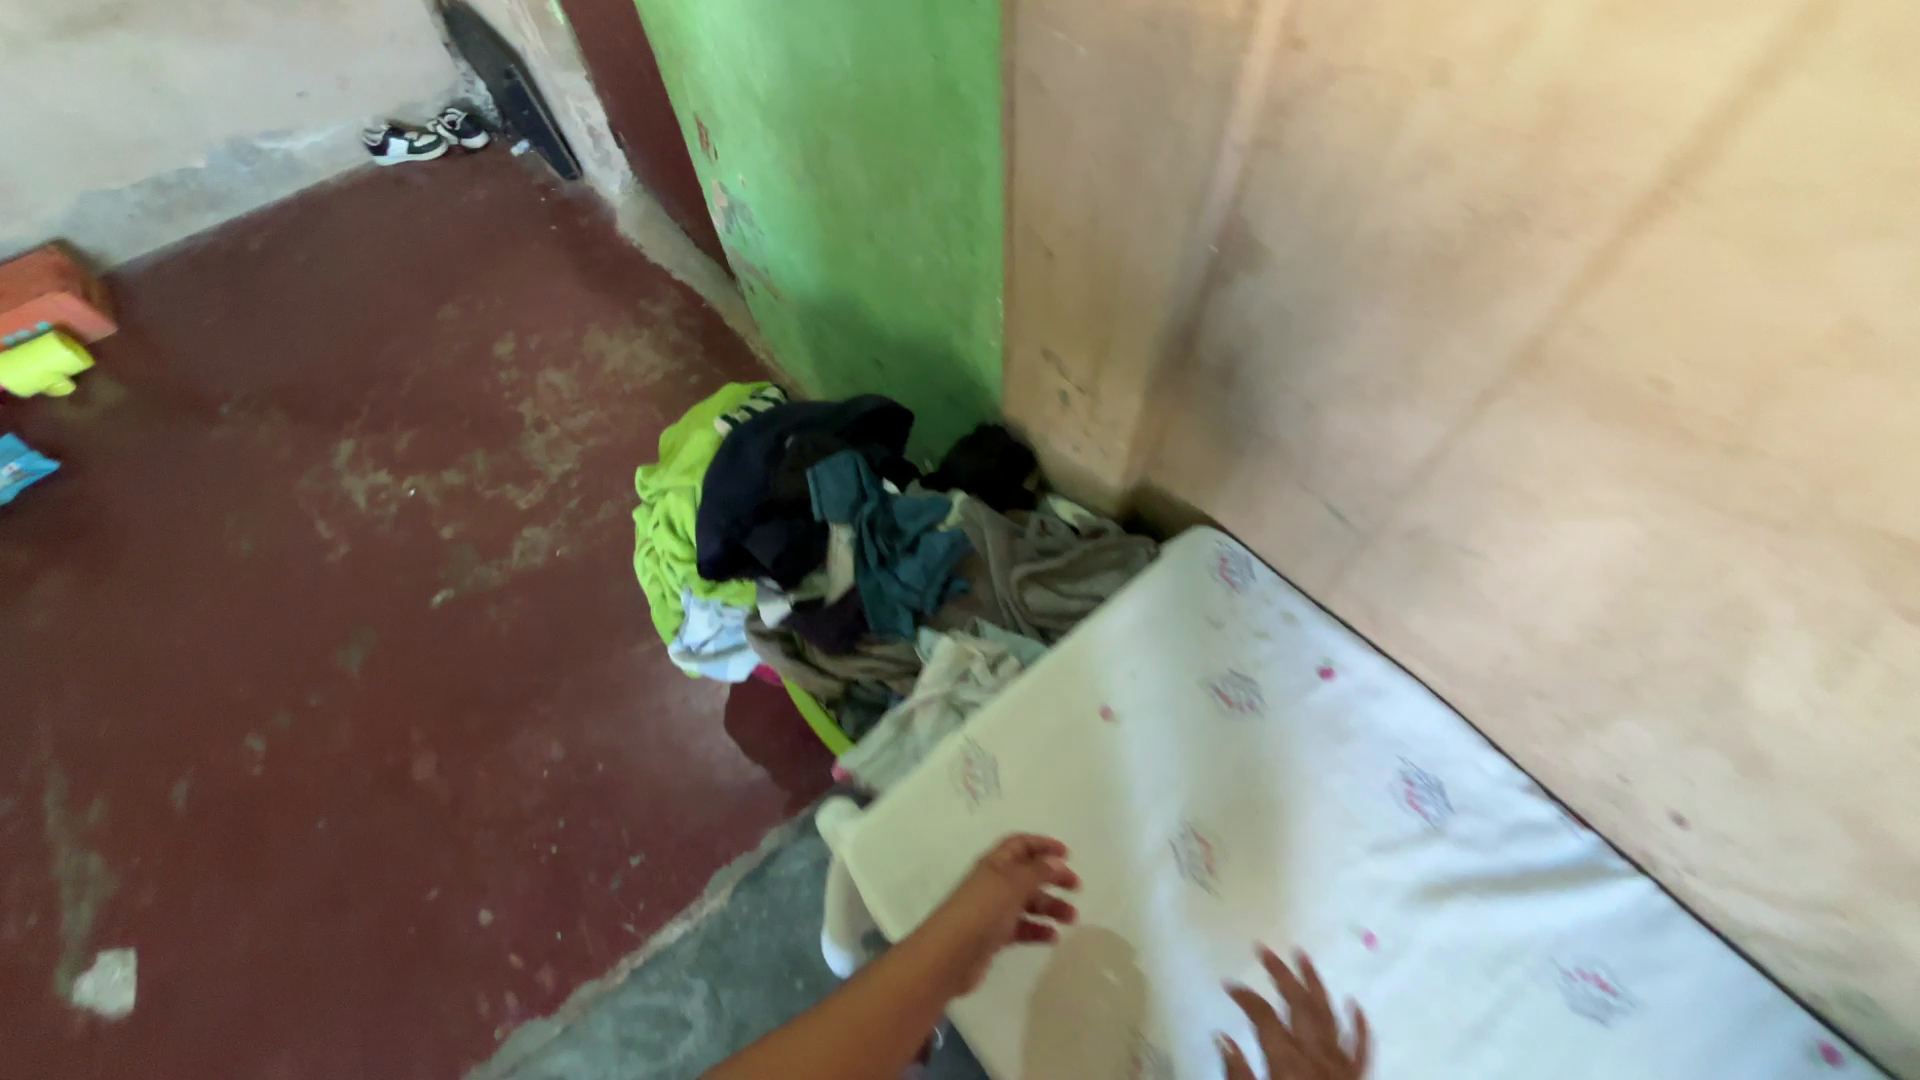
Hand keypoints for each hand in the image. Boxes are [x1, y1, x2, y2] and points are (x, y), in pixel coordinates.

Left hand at [911, 834, 1080, 996]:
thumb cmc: (981, 911)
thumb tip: (1056, 861)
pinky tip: (1053, 937)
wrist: (950, 955)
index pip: (1020, 844)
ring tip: (1072, 919)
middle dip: (1052, 877)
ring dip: (1050, 906)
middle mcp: (994, 883)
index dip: (1042, 845)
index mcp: (995, 864)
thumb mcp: (1012, 885)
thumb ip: (1036, 872)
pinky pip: (1021, 927)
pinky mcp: (994, 936)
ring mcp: (993, 910)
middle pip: (1027, 873)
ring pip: (1027, 902)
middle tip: (1076, 888)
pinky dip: (1037, 930)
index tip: (1068, 854)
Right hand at [1219, 947, 1369, 1078]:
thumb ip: (1237, 1073)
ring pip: (1331, 1017)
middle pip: (1299, 1005)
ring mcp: (1342, 1070)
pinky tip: (1354, 1004)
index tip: (1227, 984)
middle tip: (1264, 949)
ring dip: (1317, 985)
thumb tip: (1222, 1038)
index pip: (1263, 1015)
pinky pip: (1362, 1050)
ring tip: (1303, 957)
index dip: (1244, 996)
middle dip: (1281, 974)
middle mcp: (1317, 1058)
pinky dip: (1359, 1025)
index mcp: (1287, 1063)